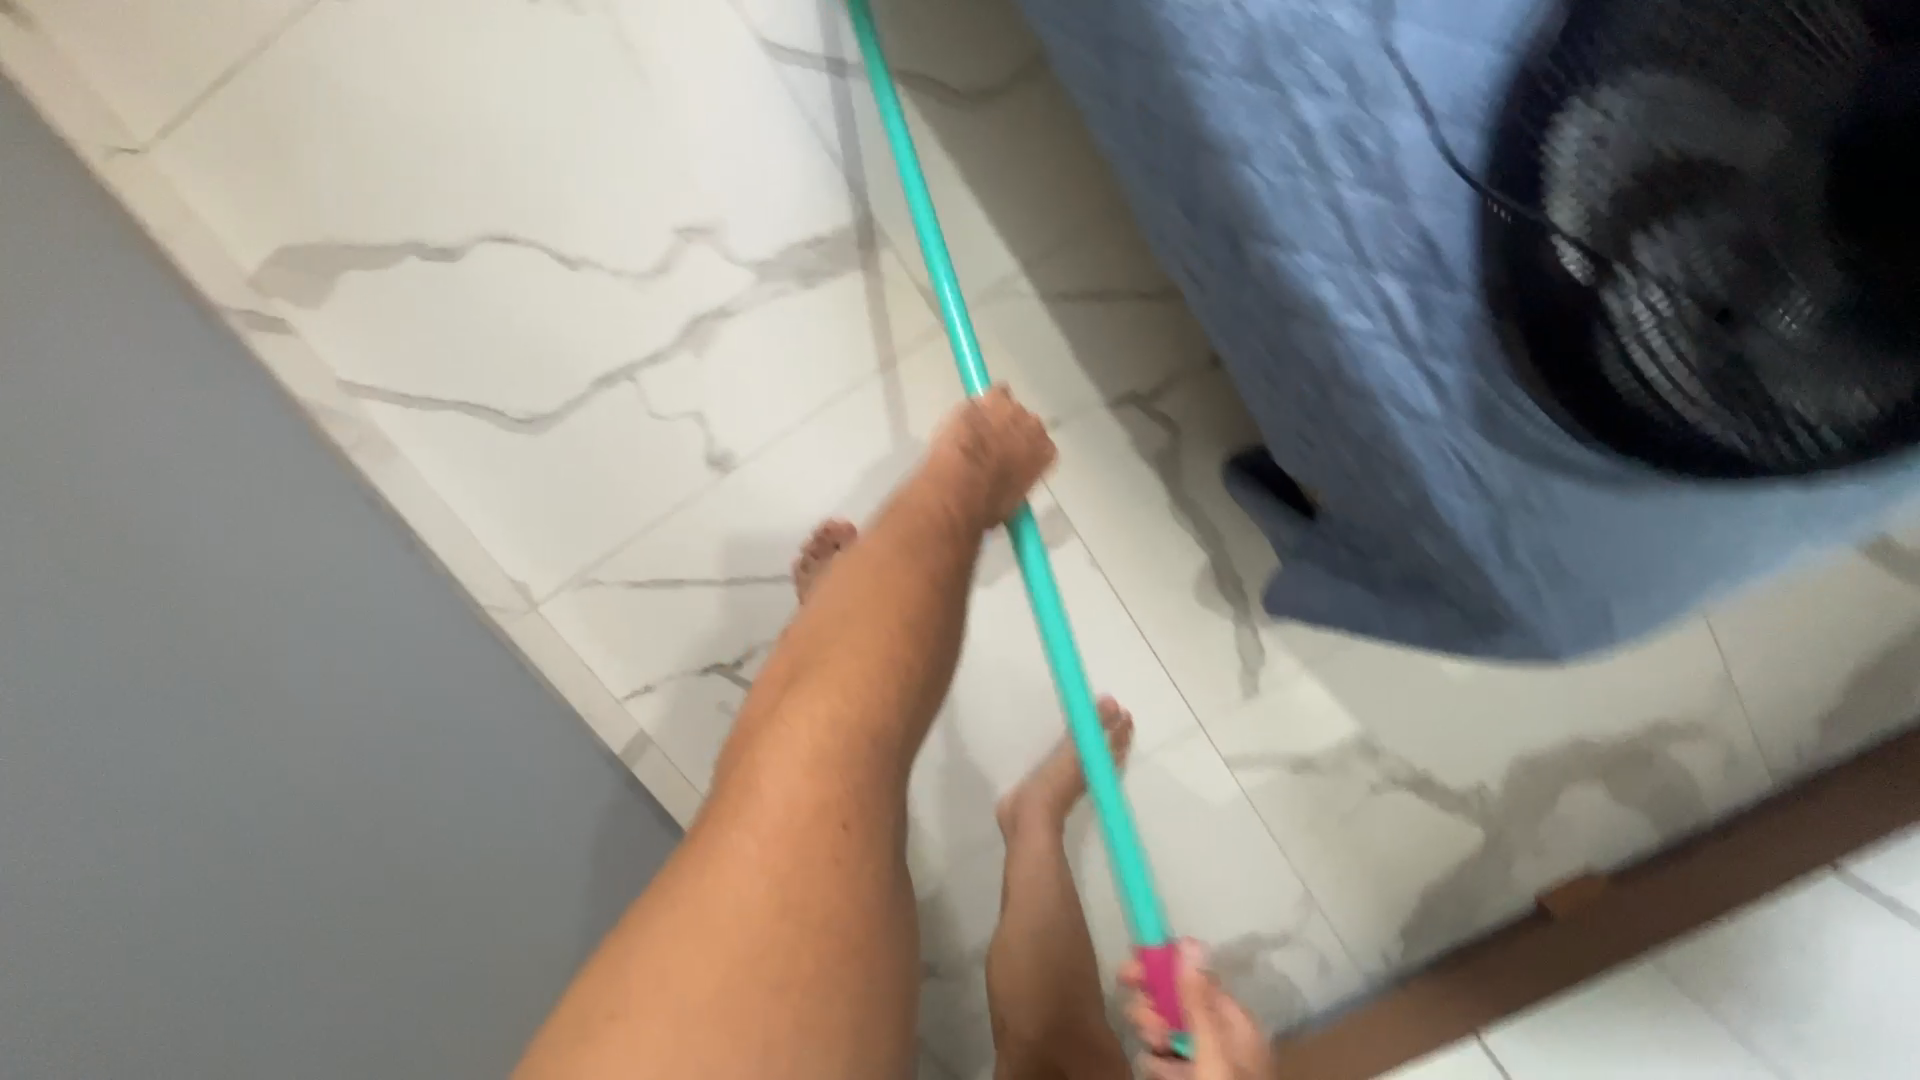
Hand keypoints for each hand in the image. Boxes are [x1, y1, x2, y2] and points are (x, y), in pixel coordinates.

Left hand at [927, 384, 1055, 527]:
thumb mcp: (1010, 501)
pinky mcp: (985, 398)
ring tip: (970, 432)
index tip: (1006, 456)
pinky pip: (982, 395)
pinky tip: (960, 423)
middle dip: (1007, 428)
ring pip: (1003, 402)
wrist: (961, 486)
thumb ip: (1013, 480)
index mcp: (1045, 453)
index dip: (1020, 448)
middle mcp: (1035, 427)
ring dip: (989, 413)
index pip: (1039, 443)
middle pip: (1022, 420)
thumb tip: (1004, 483)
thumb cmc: (987, 504)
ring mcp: (1011, 409)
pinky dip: (972, 407)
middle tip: (986, 445)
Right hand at [1121, 941, 1276, 1079]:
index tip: (1127, 971)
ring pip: (1165, 1030)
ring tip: (1156, 1062)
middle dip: (1152, 1009)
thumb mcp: (1212, 1054)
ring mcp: (1206, 1062)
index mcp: (1236, 1022)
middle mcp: (1222, 1036)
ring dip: (1151, 1039)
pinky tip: (1156, 1075)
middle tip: (1144, 1027)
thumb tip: (1190, 940)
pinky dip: (1155, 1064)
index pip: (1193, 975)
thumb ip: (1197, 1002)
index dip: (1160, 968)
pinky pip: (1164, 1060)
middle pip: (1175, 1001)